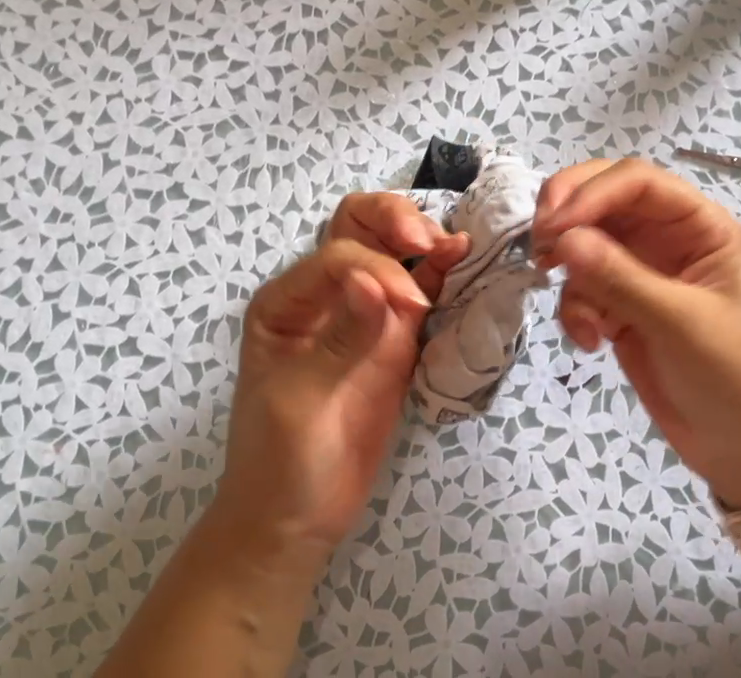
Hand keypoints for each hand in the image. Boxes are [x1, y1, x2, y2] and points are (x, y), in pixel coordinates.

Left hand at [217, 196, 468, 549]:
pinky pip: (419, 292)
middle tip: (431, 241)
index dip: (376, 269)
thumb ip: (341, 338)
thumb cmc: (279, 460)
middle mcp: (324, 296)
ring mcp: (362, 315)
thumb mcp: (300, 400)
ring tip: (456, 245)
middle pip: (358, 227)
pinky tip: (461, 260)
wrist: (295, 519)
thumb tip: (372, 280)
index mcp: (286, 301)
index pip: (337, 255)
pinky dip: (440, 273)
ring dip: (422, 237)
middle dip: (396, 221)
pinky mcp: (394, 340)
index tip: (410, 310)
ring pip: (391, 251)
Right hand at [532, 159, 740, 514]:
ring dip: (570, 274)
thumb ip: (622, 279)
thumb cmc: (737, 379)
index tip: (554, 228)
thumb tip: (563, 238)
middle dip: (567, 215)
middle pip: (603, 198)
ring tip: (581, 319)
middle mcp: (667, 237)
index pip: (637, 182)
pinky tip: (591, 343)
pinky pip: (580, 288)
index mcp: (700, 226)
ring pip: (583, 244)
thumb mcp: (683, 325)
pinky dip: (574, 311)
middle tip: (540, 245)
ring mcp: (641, 271)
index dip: (591, 193)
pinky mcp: (620, 306)